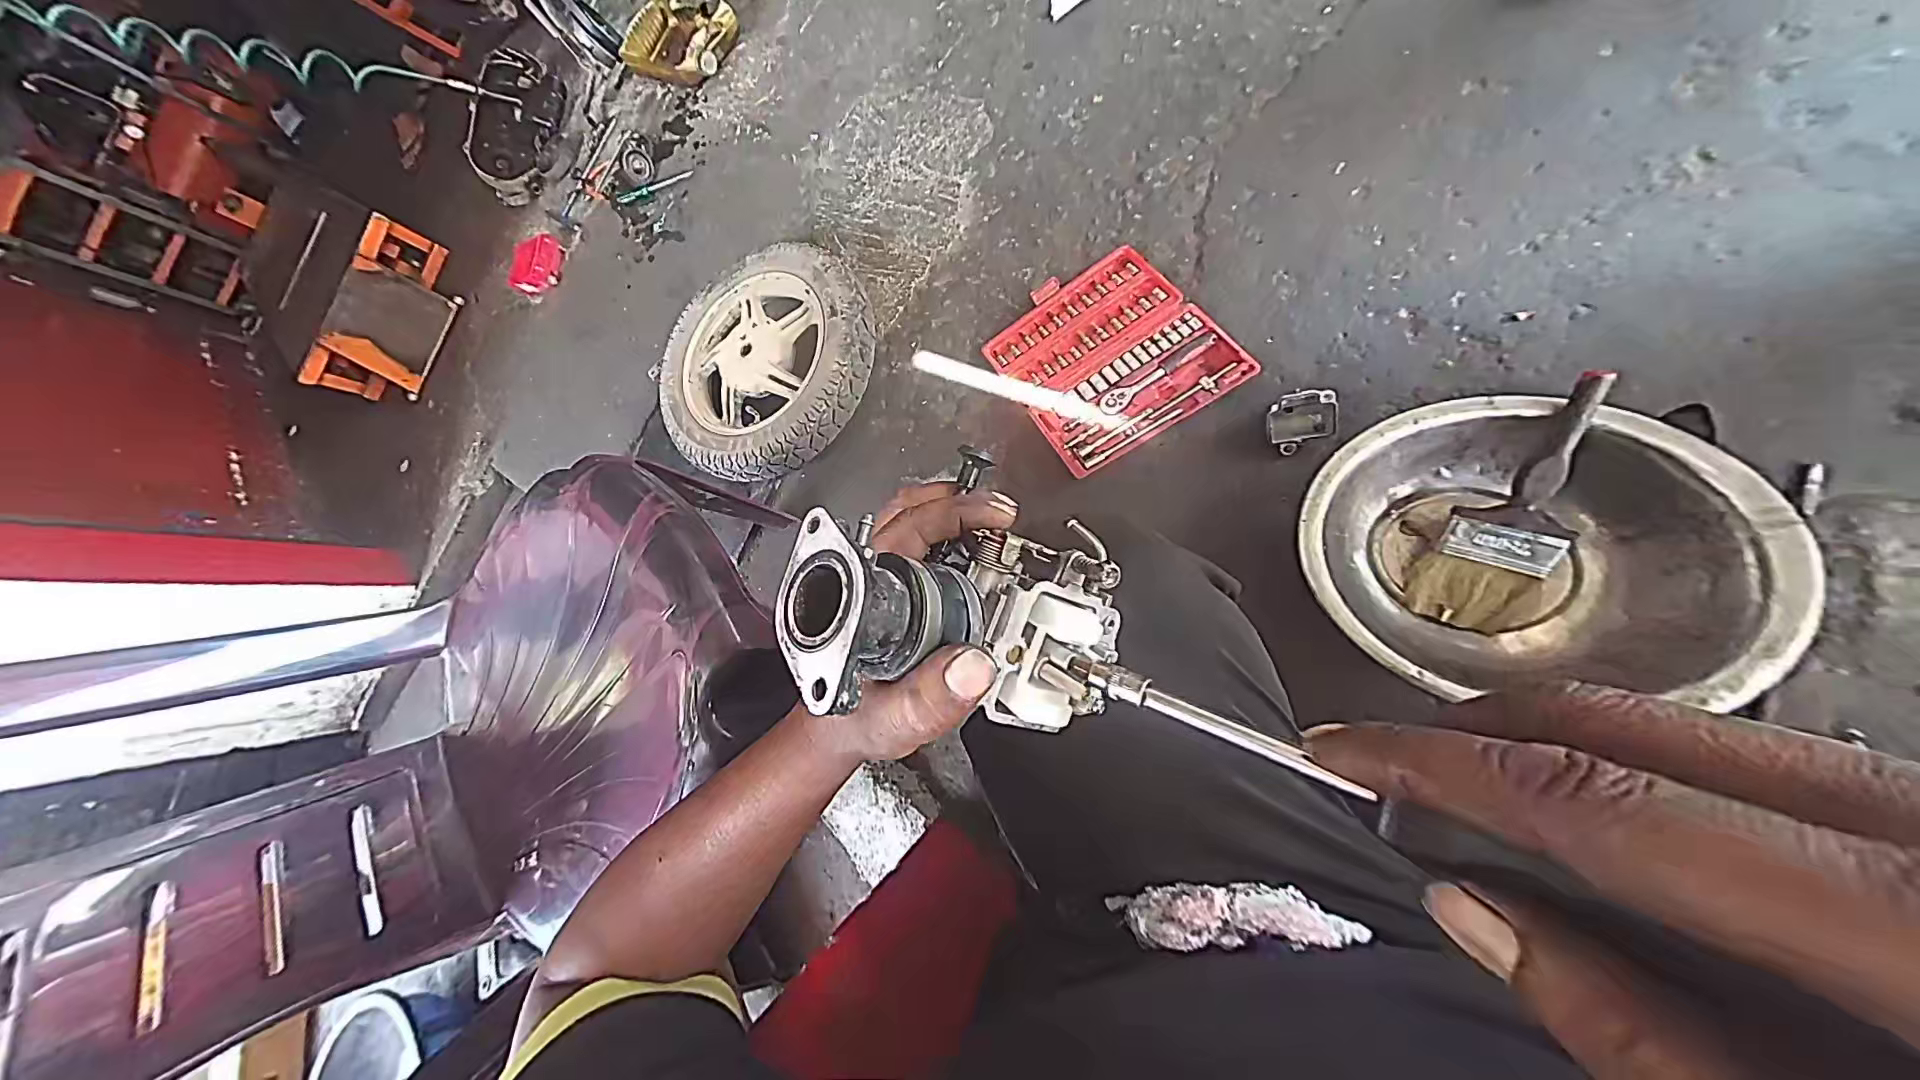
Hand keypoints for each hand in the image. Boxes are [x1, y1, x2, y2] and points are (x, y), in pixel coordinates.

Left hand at [823, 482, 1016, 760]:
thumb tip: (974, 664)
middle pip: (907, 510)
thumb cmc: (856, 718)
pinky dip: (945, 531)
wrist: (838, 730)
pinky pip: (914, 542)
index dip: (959, 514)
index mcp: (867, 594)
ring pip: (906, 518)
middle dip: (958, 500)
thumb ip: (934, 697)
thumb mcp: (898, 717)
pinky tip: (970, 546)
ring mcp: (875, 578)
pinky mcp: (887, 586)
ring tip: (989, 516)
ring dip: (950, 509)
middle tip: (1000, 510)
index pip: (909, 529)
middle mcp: (867, 578)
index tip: (997, 518)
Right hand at [1307, 685, 1919, 1077]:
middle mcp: (1918, 825)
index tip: (1339, 749)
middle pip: (1622, 723)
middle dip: (1474, 731)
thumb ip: (1632, 1031)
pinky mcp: (1914, 813)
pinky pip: (1732, 759)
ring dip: (1544, 753)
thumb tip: (1470, 911)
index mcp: (1904, 921)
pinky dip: (1627, 775)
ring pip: (1672, 730)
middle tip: (1386, 763)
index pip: (1583, 796)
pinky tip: (1597, 832)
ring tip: (1476, 801)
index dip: (1429, 763)